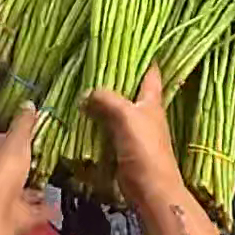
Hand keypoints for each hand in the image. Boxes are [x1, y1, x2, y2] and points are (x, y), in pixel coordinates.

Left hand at [0, 102, 56, 234]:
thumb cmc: (5, 170)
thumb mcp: (17, 140)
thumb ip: (24, 123)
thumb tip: (28, 102)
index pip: (3, 138)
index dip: (17, 134)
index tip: (36, 130)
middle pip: (13, 163)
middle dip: (27, 161)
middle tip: (50, 153)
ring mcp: (5, 196)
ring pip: (22, 187)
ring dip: (36, 185)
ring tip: (57, 177)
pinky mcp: (15, 215)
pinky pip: (34, 209)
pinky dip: (45, 208)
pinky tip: (60, 204)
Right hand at [86, 67, 177, 196]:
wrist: (151, 191)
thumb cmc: (145, 149)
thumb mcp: (126, 117)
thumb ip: (107, 101)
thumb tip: (87, 92)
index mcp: (152, 99)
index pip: (150, 70)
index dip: (142, 56)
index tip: (126, 43)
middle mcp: (146, 111)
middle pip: (131, 88)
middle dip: (116, 78)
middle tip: (93, 65)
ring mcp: (136, 129)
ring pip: (118, 108)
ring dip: (103, 101)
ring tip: (82, 87)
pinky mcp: (125, 147)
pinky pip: (109, 128)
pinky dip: (98, 122)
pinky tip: (83, 117)